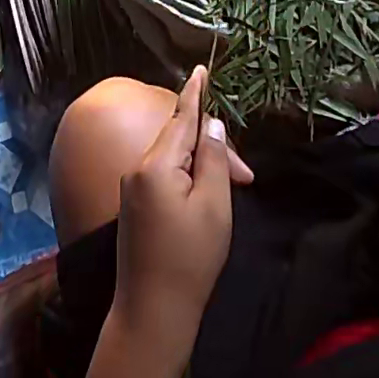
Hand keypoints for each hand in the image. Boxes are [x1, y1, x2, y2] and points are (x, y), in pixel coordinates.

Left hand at [114, 66, 233, 342]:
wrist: (152, 309)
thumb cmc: (190, 258)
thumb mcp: (215, 205)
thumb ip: (215, 159)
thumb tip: (213, 125)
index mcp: (155, 164)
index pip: (180, 117)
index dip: (195, 93)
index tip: (201, 68)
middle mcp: (137, 168)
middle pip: (178, 139)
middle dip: (212, 148)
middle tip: (247, 176)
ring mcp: (132, 187)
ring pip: (172, 158)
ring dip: (202, 166)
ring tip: (232, 189)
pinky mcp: (134, 204)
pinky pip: (163, 175)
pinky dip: (187, 178)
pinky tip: (205, 195)